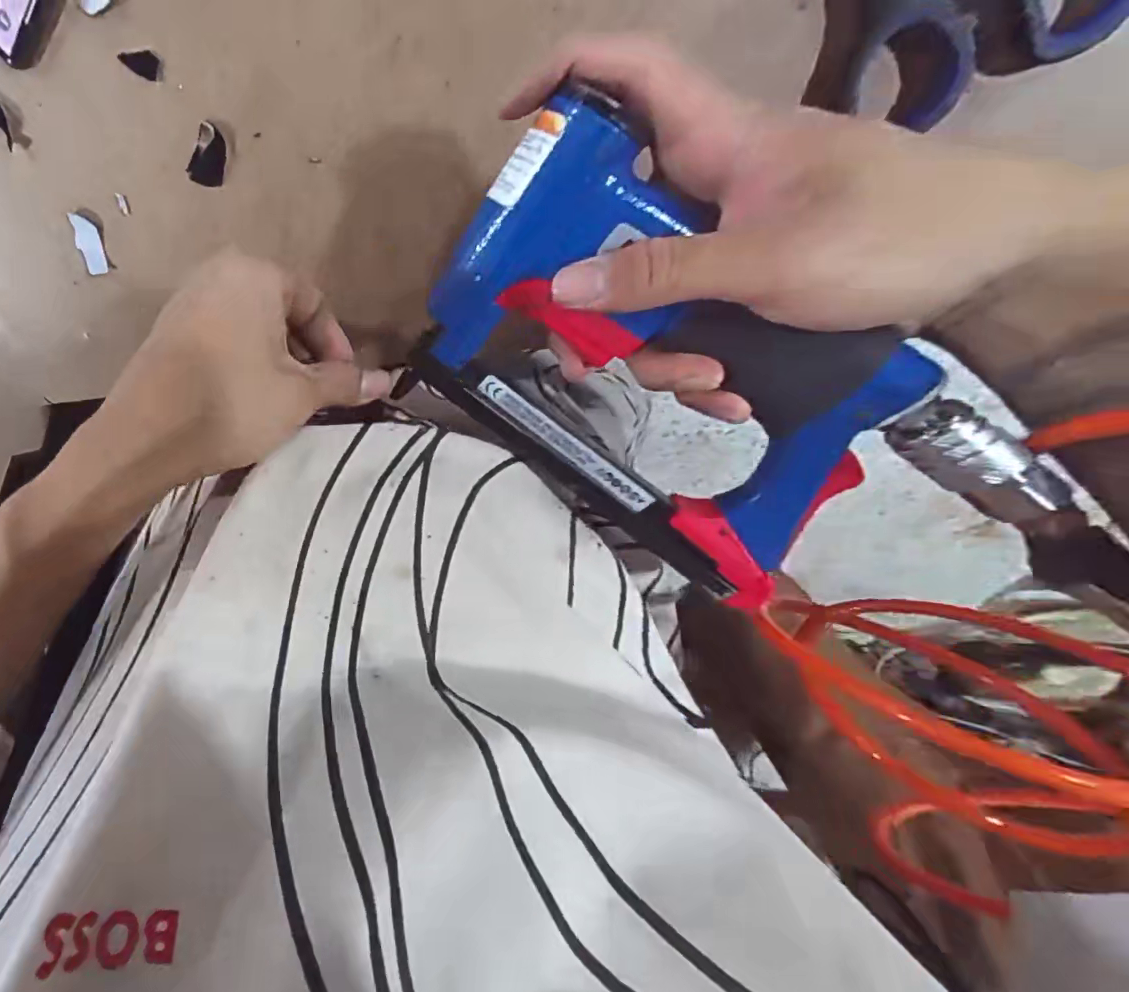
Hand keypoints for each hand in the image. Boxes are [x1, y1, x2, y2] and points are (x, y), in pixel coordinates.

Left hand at [65, 250, 389, 499]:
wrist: (146, 434)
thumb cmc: (233, 402)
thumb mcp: (298, 395)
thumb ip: (342, 382)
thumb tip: (386, 381)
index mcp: (254, 272)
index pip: (313, 301)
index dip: (335, 345)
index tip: (341, 383)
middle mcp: (216, 275)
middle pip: (276, 313)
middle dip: (300, 355)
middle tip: (310, 395)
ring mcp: (183, 303)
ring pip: (245, 329)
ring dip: (269, 363)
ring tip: (277, 403)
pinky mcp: (162, 335)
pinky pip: (215, 342)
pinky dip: (236, 365)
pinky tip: (238, 401)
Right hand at [502, 36, 1097, 420]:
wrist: (1005, 269)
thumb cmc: (904, 231)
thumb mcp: (770, 257)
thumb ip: (661, 272)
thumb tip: (559, 287)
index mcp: (714, 143)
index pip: (632, 75)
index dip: (566, 80)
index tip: (513, 121)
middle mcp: (698, 190)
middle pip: (602, 228)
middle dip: (589, 301)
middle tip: (580, 350)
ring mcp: (710, 241)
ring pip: (635, 295)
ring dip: (653, 353)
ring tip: (704, 381)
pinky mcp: (727, 285)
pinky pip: (676, 327)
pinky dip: (692, 367)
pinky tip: (728, 389)